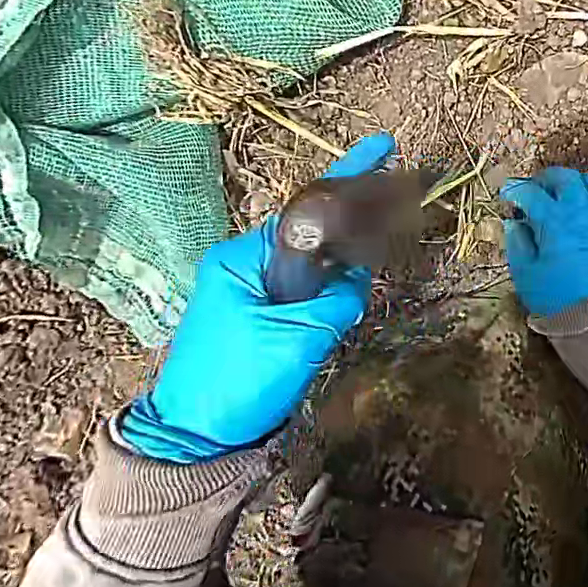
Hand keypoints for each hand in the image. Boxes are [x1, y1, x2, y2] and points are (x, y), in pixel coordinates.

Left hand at [119, 132, 395, 462]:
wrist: (191, 440)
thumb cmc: (237, 381)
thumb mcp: (297, 338)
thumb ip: (337, 300)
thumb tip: (357, 279)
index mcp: (245, 257)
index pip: (305, 207)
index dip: (348, 174)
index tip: (384, 146)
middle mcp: (245, 262)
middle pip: (310, 228)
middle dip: (352, 217)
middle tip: (396, 201)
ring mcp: (248, 287)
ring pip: (309, 259)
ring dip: (341, 259)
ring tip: (378, 250)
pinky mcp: (257, 312)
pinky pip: (301, 285)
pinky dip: (328, 285)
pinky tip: (349, 288)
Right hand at [499, 166, 587, 317]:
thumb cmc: (561, 300)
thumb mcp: (527, 276)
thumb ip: (518, 244)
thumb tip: (514, 223)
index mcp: (553, 218)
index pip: (530, 192)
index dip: (516, 190)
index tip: (509, 194)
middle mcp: (581, 208)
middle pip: (564, 177)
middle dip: (547, 179)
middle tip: (537, 188)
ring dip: (575, 184)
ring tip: (566, 195)